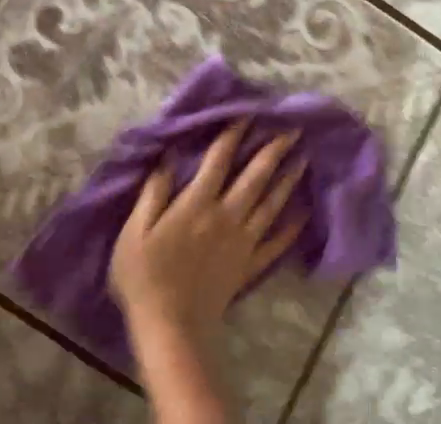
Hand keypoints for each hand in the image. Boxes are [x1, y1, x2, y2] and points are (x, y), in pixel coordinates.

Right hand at [110, 123, 302, 337]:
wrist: (171, 326)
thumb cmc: (144, 274)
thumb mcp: (136, 228)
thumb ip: (154, 191)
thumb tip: (169, 155)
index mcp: (196, 203)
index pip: (218, 160)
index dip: (233, 135)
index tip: (247, 114)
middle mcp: (225, 216)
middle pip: (254, 178)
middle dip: (273, 151)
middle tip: (292, 130)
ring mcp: (242, 243)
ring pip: (271, 204)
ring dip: (287, 180)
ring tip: (302, 159)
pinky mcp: (249, 266)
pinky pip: (277, 242)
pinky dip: (293, 226)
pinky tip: (303, 213)